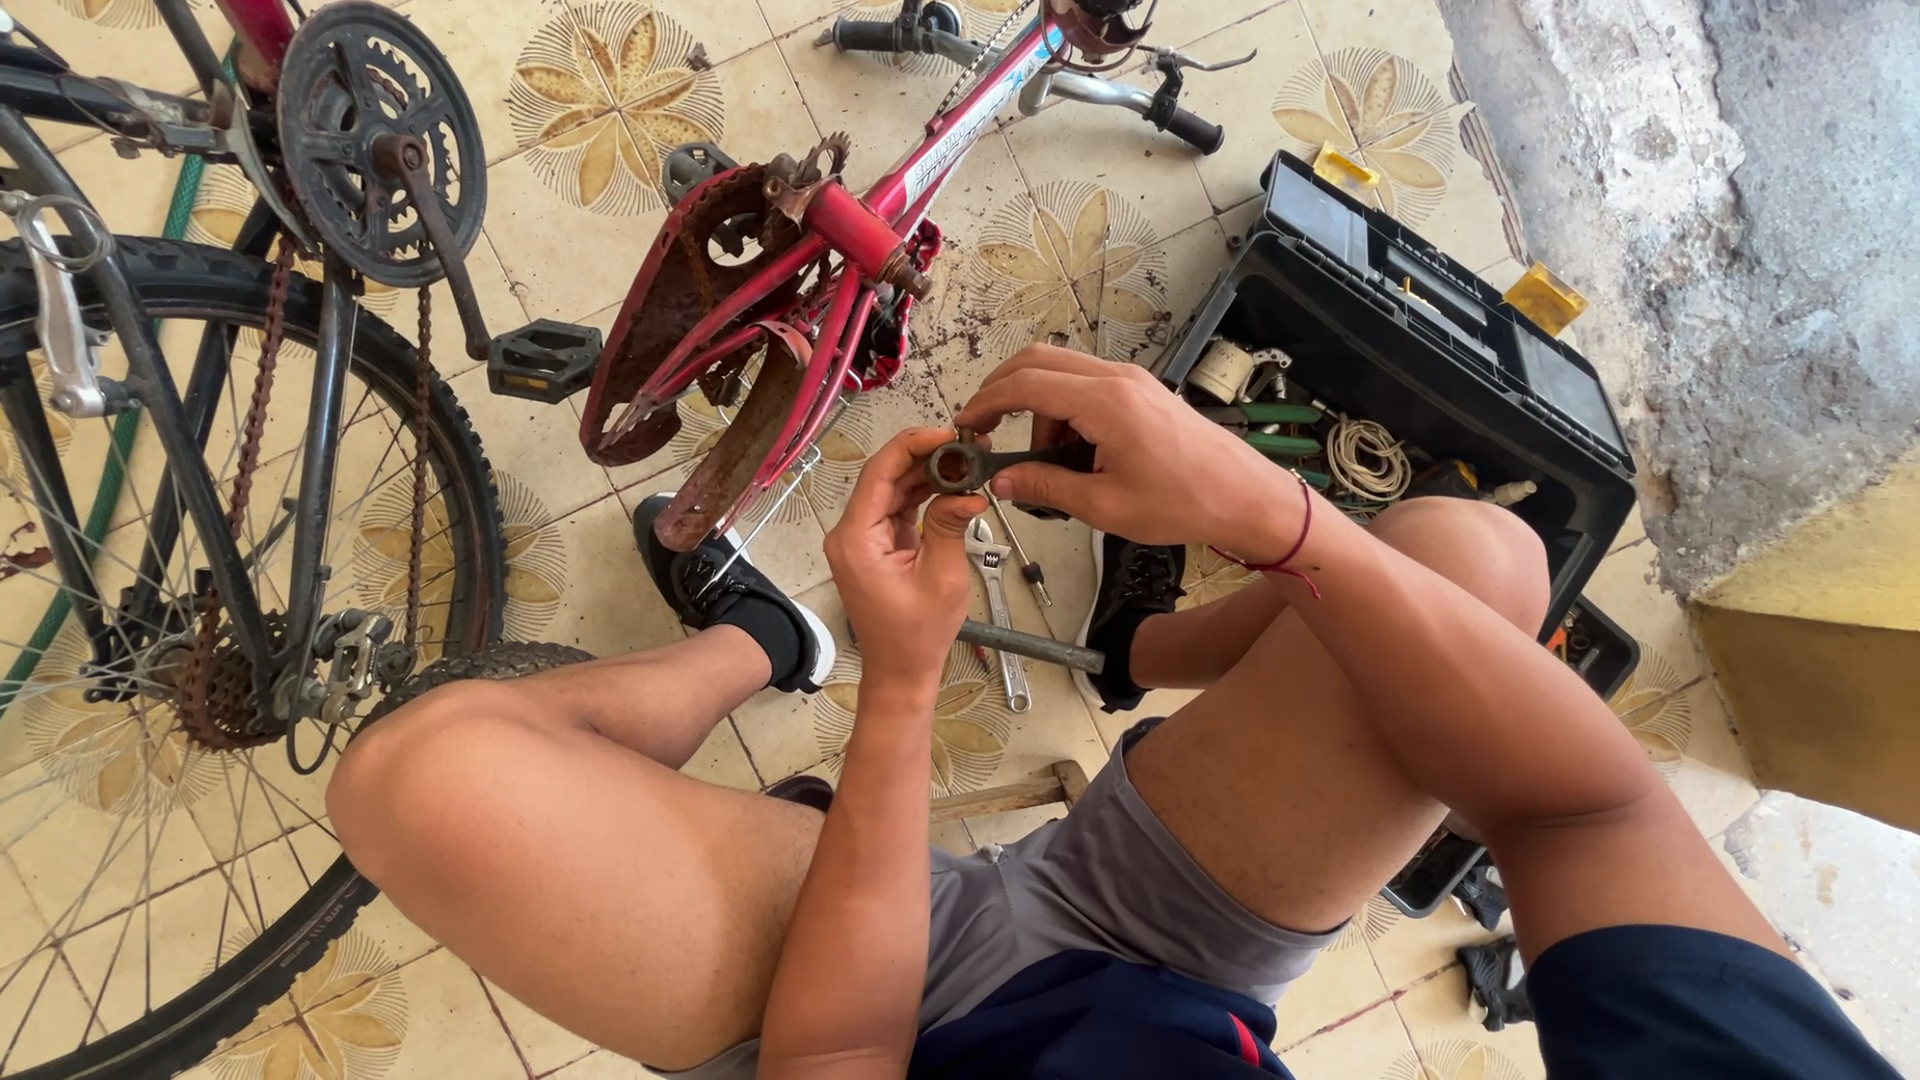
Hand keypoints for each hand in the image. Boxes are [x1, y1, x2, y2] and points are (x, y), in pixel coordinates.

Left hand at [825, 428, 987, 684]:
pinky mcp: (874, 545)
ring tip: (966, 460)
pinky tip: (951, 483)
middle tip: (966, 445)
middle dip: (926, 456)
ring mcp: (860, 538)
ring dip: (927, 473)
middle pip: (885, 476)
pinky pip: (896, 507)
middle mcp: (850, 533)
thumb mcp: (943, 577)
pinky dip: (922, 495)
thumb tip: (968, 491)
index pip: (880, 472)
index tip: (948, 433)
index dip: (914, 445)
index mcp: (856, 539)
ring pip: (893, 489)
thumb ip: (950, 525)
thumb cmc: (916, 635)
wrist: (900, 670)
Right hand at [954, 344, 1309, 562]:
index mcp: (1106, 402)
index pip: (1027, 384)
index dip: (987, 402)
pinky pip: (1086, 387)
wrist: (1244, 496)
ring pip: (1061, 373)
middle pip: (1039, 360)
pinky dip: (1064, 412)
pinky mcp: (1139, 391)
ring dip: (1039, 409)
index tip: (965, 425)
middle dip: (1002, 390)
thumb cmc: (1183, 502)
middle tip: (984, 426)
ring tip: (1049, 463)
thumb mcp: (1105, 505)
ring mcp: (1130, 380)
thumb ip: (1046, 487)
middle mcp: (1116, 378)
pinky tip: (1075, 454)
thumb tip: (1002, 480)